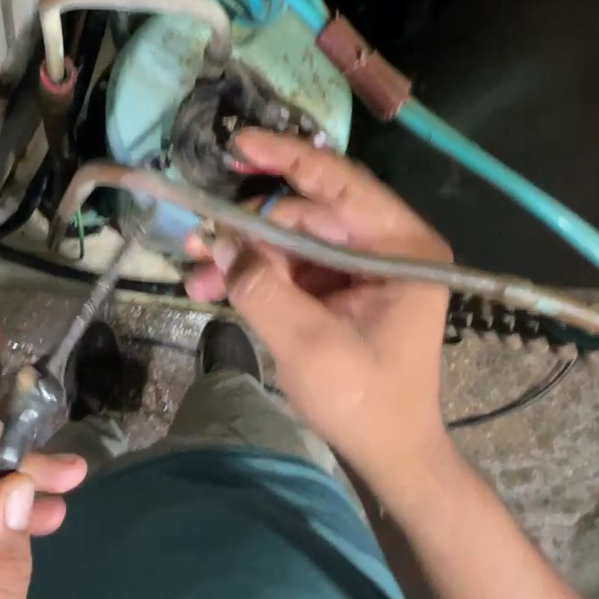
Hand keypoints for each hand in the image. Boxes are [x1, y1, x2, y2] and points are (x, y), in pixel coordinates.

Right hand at [185, 130, 454, 478]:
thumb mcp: (308, 342)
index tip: (237, 143)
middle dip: (249, 227)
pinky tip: (213, 287)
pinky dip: (253, 275)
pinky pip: (289, 265)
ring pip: (290, 239)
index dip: (286, 158)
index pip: (339, 183)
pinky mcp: (339, 288)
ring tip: (197, 272)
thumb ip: (260, 285)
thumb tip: (218, 240)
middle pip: (306, 213)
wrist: (389, 456)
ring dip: (243, 254)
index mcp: (401, 247)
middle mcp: (384, 246)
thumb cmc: (364, 401)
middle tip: (199, 240)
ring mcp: (360, 267)